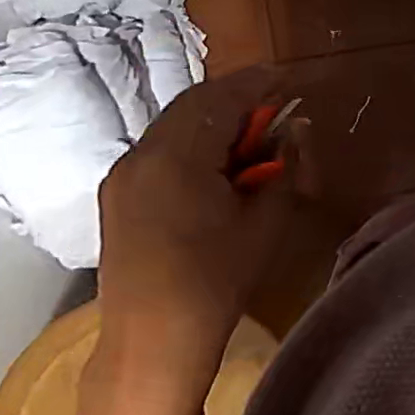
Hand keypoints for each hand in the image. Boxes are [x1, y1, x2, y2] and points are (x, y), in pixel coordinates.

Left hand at [96, 66, 318, 374]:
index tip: (288, 76)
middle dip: (237, 97)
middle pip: (193, 105)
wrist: (153, 338)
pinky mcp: (119, 194)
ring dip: (215, 119)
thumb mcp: (268, 220)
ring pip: (174, 124)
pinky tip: (221, 161)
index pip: (220, 99)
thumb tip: (295, 129)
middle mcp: (141, 155)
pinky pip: (162, 148)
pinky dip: (195, 140)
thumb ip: (285, 166)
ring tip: (254, 133)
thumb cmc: (219, 278)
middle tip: (276, 102)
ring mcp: (123, 175)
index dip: (257, 82)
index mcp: (177, 158)